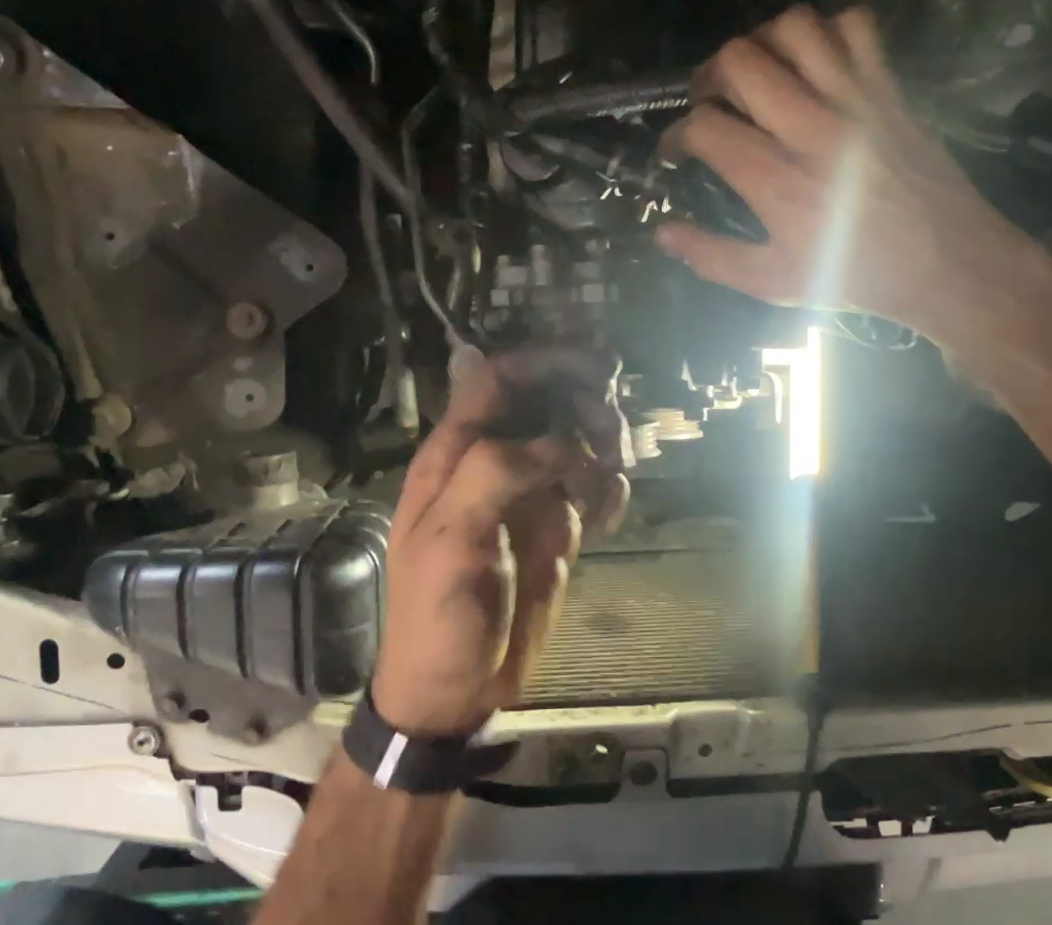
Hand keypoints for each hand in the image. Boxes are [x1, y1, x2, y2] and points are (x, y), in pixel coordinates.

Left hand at [369, 347, 627, 735]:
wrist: (456, 691)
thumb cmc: (439, 616)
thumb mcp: (451, 540)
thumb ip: (495, 472)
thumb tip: (559, 437)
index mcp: (455, 456)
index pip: (497, 380)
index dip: (544, 361)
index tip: (596, 367)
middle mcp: (494, 464)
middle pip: (547, 402)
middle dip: (586, 405)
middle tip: (613, 435)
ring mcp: (528, 495)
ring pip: (576, 439)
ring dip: (605, 447)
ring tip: (610, 485)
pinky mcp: (555, 527)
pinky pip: (592, 486)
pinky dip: (610, 489)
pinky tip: (610, 515)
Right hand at [655, 6, 1051, 349]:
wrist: (947, 264)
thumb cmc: (856, 277)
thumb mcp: (775, 283)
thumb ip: (714, 257)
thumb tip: (663, 233)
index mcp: (778, 182)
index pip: (705, 128)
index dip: (675, 136)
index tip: (675, 153)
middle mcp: (811, 129)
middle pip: (739, 61)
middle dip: (707, 76)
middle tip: (709, 104)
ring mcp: (855, 101)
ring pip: (795, 29)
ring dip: (762, 42)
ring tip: (756, 73)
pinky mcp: (889, 89)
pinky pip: (856, 27)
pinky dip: (827, 32)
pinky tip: (814, 63)